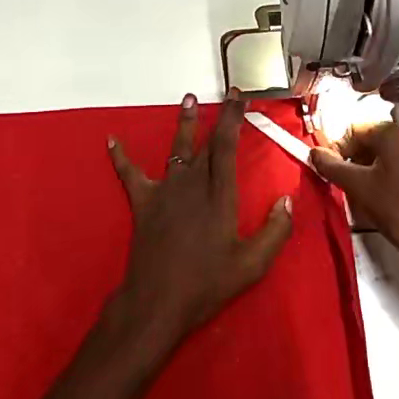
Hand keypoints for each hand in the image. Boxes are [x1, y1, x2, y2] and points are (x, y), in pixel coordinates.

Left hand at [107, 91, 293, 342]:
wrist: (157, 303)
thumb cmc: (207, 283)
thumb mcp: (252, 263)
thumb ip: (275, 231)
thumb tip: (287, 200)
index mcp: (219, 195)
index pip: (227, 147)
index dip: (234, 119)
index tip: (240, 99)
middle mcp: (193, 185)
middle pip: (207, 143)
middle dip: (219, 117)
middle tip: (227, 96)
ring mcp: (166, 192)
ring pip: (177, 150)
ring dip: (184, 124)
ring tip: (188, 99)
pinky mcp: (144, 204)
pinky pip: (130, 175)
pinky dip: (121, 157)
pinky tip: (111, 140)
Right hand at [310, 126, 398, 268]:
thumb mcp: (360, 188)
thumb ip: (333, 168)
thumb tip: (317, 156)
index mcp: (397, 132)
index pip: (357, 129)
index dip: (339, 148)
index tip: (331, 165)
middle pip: (379, 139)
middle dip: (360, 159)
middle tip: (348, 181)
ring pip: (397, 153)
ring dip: (378, 168)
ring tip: (370, 194)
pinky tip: (393, 200)